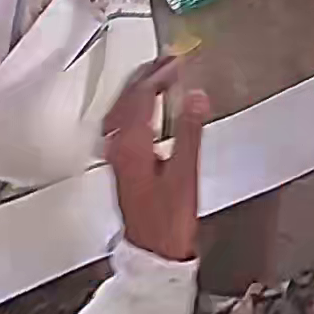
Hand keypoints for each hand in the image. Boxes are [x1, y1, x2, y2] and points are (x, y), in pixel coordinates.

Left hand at [102, 57, 209, 261]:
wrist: (154, 252)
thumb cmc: (168, 218)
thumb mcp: (186, 173)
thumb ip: (190, 131)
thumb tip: (195, 96)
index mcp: (132, 145)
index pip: (141, 98)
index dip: (159, 76)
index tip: (178, 63)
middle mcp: (119, 147)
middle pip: (126, 100)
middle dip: (146, 76)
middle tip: (168, 60)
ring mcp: (117, 156)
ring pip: (121, 109)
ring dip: (138, 88)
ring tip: (158, 74)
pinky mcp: (122, 163)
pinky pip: (122, 122)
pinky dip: (134, 105)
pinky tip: (144, 106)